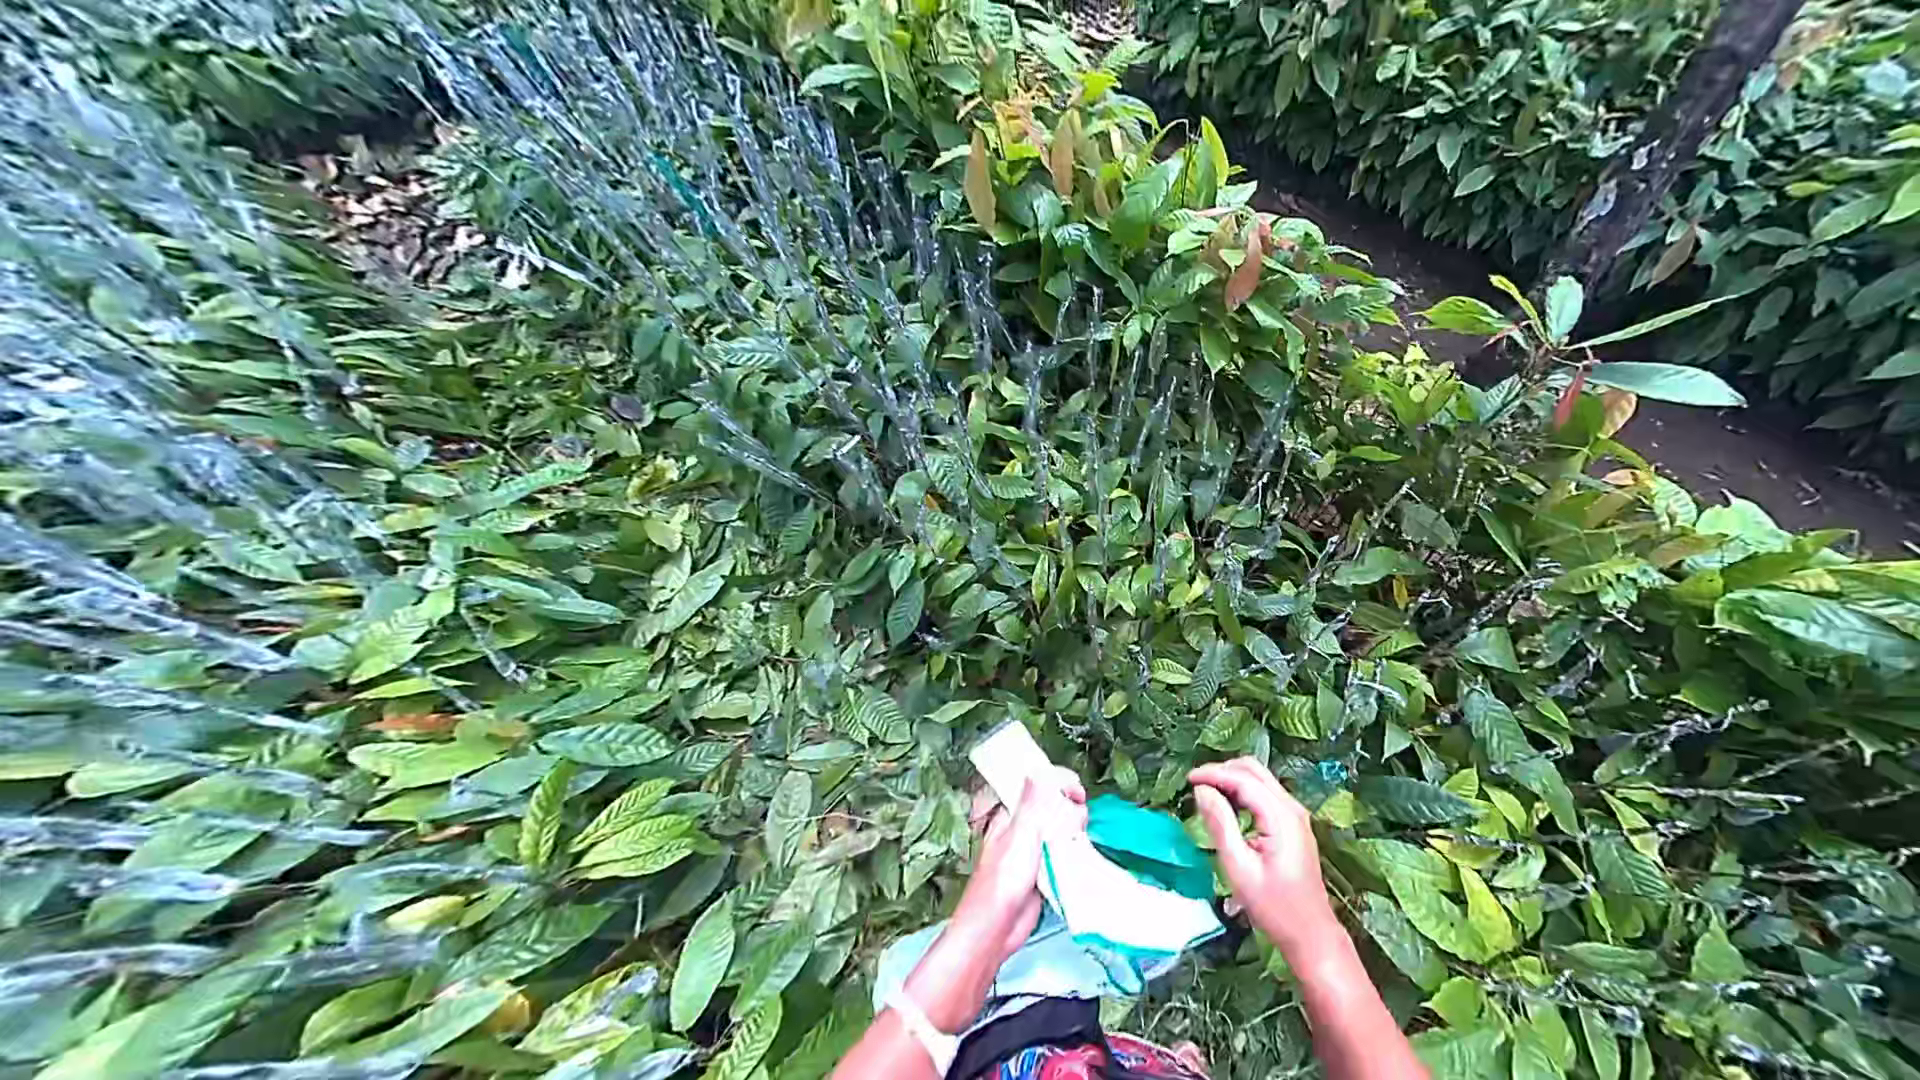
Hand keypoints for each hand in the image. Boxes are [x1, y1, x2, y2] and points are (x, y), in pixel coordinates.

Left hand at [951, 768, 1086, 960]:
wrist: (997, 930)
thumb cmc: (1001, 883)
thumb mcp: (1019, 836)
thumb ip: (1032, 805)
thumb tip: (1039, 771)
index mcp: (1011, 813)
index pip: (1039, 786)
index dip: (1060, 784)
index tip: (1078, 795)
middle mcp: (1022, 827)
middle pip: (1054, 806)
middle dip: (1070, 811)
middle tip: (1077, 826)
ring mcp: (1032, 849)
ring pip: (1061, 830)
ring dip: (1073, 834)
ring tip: (1077, 845)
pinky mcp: (1043, 870)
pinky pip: (1063, 853)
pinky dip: (1073, 854)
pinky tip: (1078, 861)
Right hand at [1189, 756, 1339, 957]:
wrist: (1312, 935)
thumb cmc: (1274, 907)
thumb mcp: (1239, 868)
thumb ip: (1219, 824)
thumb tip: (1202, 790)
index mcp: (1281, 818)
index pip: (1243, 779)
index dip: (1212, 774)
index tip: (1187, 780)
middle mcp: (1292, 809)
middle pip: (1253, 770)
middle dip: (1221, 771)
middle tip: (1196, 785)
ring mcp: (1295, 815)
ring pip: (1259, 778)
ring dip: (1231, 778)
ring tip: (1206, 794)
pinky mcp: (1293, 824)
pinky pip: (1264, 792)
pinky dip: (1242, 790)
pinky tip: (1226, 806)